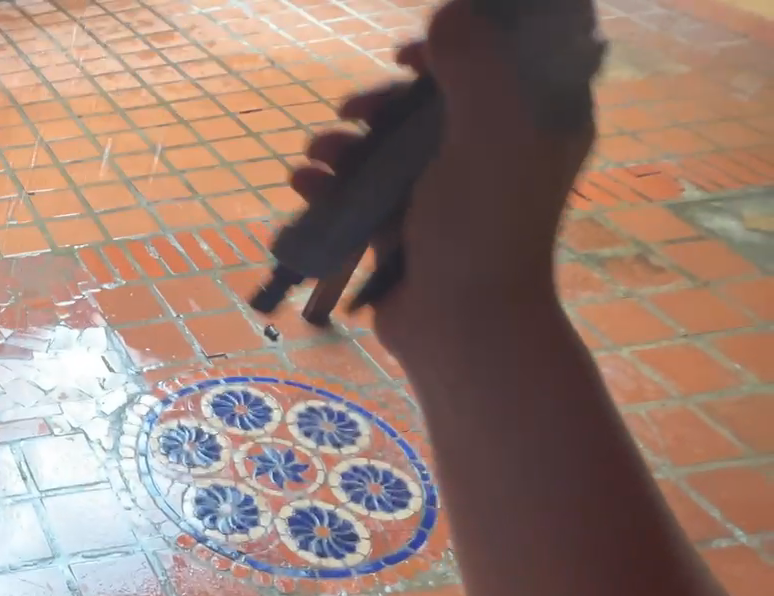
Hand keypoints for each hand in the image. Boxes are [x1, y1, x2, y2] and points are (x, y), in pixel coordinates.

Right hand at [291, 0, 593, 367]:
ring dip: (344, 148)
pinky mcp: (401, 229)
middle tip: (349, 108)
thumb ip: (471, 68)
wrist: (458, 320)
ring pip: (387, 152)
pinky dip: (331, 187)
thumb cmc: (482, 226)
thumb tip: (446, 12)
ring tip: (314, 156)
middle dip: (380, 104)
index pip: (501, 60)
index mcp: (534, 119)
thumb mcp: (487, 132)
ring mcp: (442, 194)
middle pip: (430, 106)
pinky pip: (362, 194)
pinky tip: (304, 185)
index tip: (408, 53)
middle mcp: (492, 151)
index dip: (455, 47)